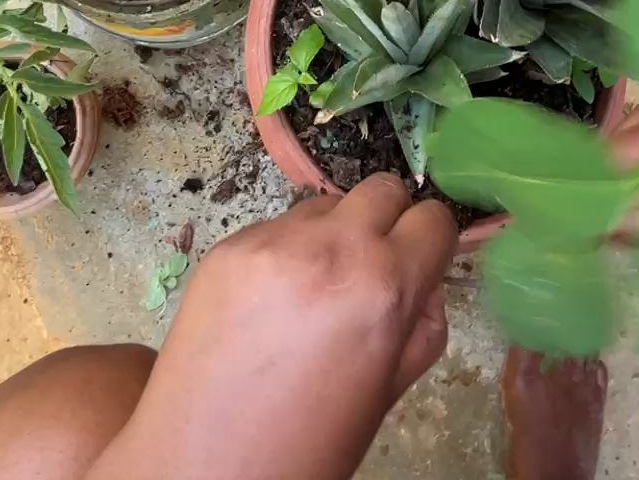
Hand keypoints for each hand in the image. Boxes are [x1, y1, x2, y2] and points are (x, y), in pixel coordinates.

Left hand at [85, 174, 458, 479]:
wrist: (203, 465)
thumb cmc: (308, 443)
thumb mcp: (387, 392)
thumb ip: (421, 326)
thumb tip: (423, 280)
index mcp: (383, 288)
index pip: (435, 219)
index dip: (431, 243)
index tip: (419, 262)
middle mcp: (332, 247)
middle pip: (383, 187)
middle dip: (388, 220)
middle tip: (369, 266)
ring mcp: (274, 240)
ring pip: (327, 203)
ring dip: (333, 232)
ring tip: (311, 288)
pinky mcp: (230, 243)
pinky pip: (278, 225)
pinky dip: (287, 249)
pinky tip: (268, 299)